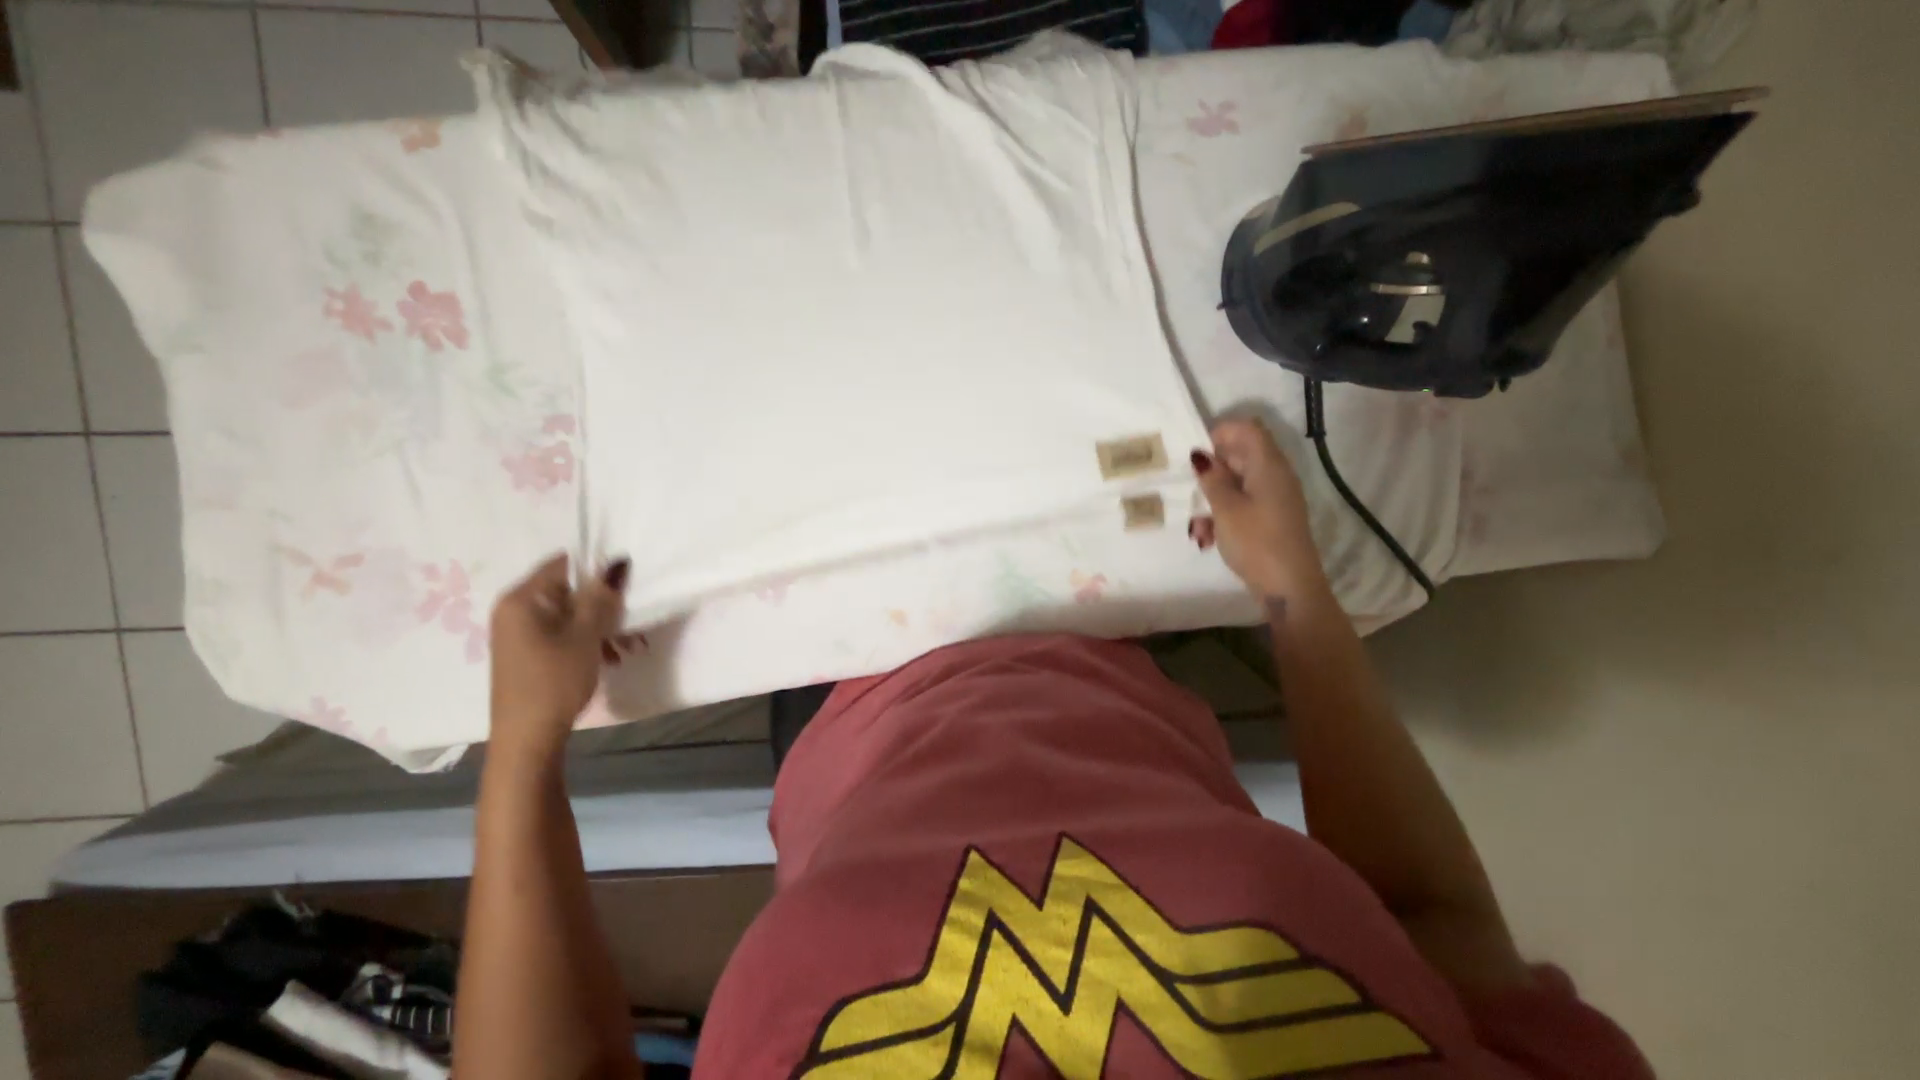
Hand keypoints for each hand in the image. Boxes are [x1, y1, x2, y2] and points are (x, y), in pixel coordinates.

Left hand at [488, 553, 628, 760]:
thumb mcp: (585, 636)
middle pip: (568, 591)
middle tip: (633, 625)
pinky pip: (561, 634)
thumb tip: (616, 563)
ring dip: (600, 626)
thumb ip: (600, 596)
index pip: (563, 564)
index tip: (626, 588)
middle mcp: (514, 610)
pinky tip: (609, 659)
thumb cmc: (554, 681)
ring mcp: (518, 634)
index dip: (597, 571)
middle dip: (604, 605)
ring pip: (568, 615)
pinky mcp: (526, 654)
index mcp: (521, 598)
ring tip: (627, 648)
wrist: (527, 738)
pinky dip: (586, 641)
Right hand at [1190, 418, 1326, 599]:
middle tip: (1188, 490)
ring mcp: (1275, 498)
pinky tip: (1208, 538)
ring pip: (1238, 484)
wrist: (1290, 588)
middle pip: (1240, 455)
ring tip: (1196, 524)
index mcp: (1268, 465)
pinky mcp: (1272, 519)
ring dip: (1213, 498)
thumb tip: (1201, 457)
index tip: (1194, 455)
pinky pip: (1244, 504)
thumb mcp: (1225, 509)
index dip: (1219, 433)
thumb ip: (1212, 479)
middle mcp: (1275, 475)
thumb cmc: (1256, 542)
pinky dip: (1224, 515)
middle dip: (1211, 471)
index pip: (1246, 429)